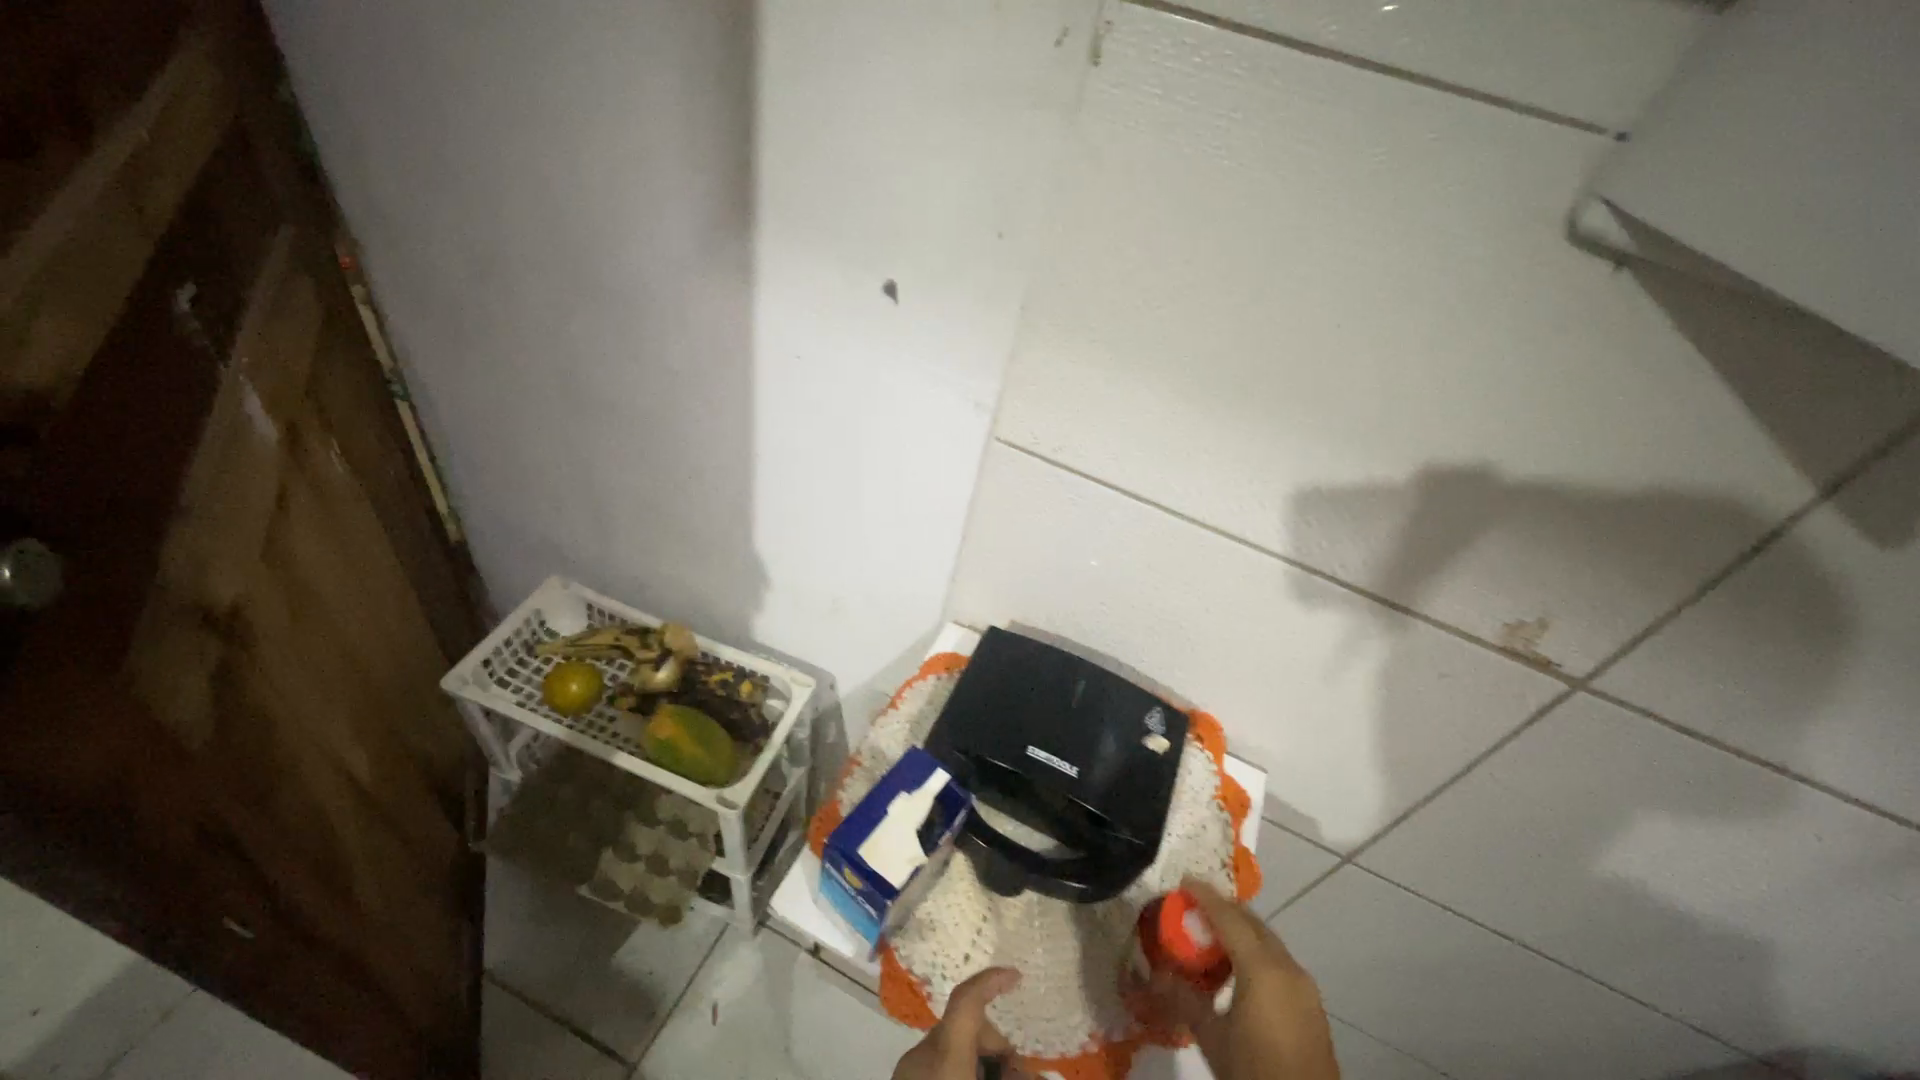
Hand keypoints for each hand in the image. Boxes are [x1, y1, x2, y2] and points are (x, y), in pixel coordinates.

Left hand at [892, 966, 1025, 1079]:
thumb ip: (1015, 1073)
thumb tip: (1033, 1068)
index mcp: (944, 1053)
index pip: (966, 999)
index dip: (991, 980)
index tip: (1016, 975)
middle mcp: (922, 1053)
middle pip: (966, 1028)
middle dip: (997, 1045)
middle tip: (1018, 1069)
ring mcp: (908, 1069)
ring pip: (953, 1048)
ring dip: (981, 1059)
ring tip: (999, 1076)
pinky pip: (938, 1065)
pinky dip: (960, 1069)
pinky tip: (976, 1079)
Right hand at [1146, 879, 1339, 1079]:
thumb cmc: (1255, 1072)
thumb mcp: (1213, 1038)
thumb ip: (1185, 999)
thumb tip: (1156, 975)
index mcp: (1262, 969)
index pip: (1229, 918)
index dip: (1205, 897)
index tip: (1184, 882)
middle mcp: (1287, 967)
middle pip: (1253, 924)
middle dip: (1224, 910)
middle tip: (1193, 908)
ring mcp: (1304, 985)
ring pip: (1268, 942)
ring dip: (1241, 932)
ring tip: (1211, 939)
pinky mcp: (1310, 1004)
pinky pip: (1279, 962)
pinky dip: (1256, 953)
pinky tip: (1237, 973)